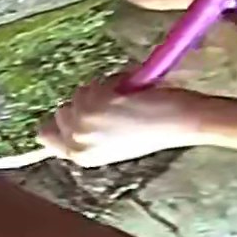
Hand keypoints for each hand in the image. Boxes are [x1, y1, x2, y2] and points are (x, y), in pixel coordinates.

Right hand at [37, 78, 210, 166]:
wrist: (190, 123)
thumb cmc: (156, 134)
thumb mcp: (110, 149)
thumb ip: (83, 141)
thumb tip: (59, 126)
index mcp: (80, 155)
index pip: (45, 135)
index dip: (59, 123)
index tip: (78, 116)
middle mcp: (79, 140)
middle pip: (61, 112)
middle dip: (82, 104)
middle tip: (110, 105)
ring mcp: (89, 121)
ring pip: (77, 95)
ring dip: (99, 90)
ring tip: (124, 96)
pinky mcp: (103, 103)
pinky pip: (98, 84)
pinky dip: (115, 80)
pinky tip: (132, 87)